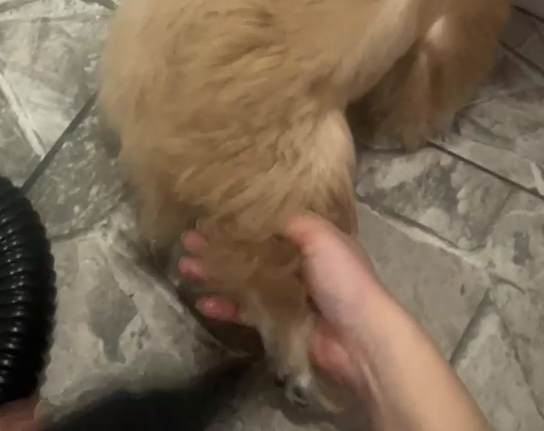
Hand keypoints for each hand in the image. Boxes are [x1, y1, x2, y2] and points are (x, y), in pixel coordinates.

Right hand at [179, 215, 408, 398]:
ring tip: (184, 265)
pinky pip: (246, 310)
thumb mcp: (320, 234)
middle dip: (221, 244)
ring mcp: (287, 292)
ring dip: (216, 272)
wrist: (359, 336)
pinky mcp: (279, 321)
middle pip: (252, 249)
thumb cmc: (342, 276)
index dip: (243, 215)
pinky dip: (225, 305)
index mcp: (312, 235)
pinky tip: (202, 301)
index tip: (213, 210)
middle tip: (188, 238)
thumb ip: (289, 219)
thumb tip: (256, 207)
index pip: (271, 220)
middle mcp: (298, 260)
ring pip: (244, 278)